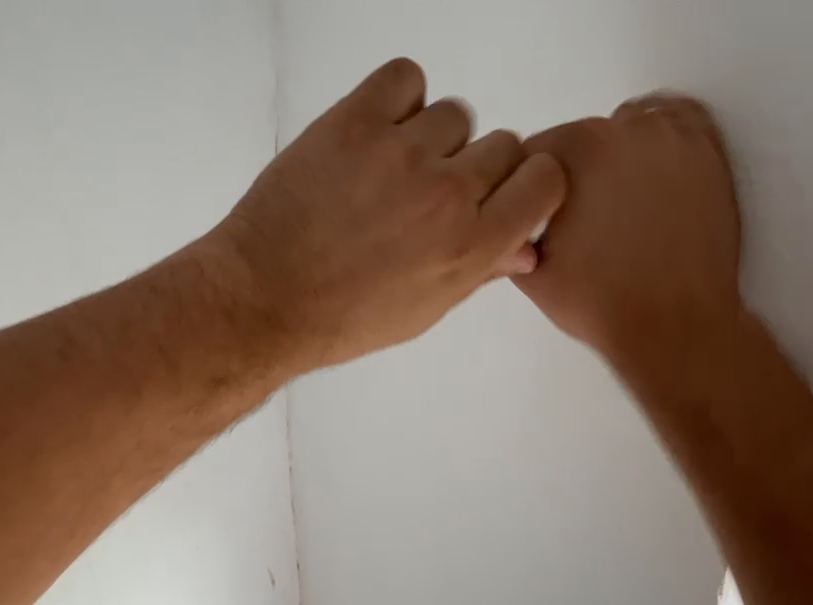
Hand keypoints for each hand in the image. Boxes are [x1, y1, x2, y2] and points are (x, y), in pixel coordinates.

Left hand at [196, 58, 567, 373]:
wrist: (267, 298)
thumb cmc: (345, 317)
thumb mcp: (424, 310)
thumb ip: (479, 270)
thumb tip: (524, 248)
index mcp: (471, 248)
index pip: (544, 180)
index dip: (529, 183)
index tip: (505, 192)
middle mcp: (447, 196)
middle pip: (503, 144)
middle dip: (477, 169)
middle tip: (431, 195)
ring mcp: (402, 154)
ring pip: (454, 114)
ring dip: (432, 138)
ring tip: (391, 172)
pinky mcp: (356, 121)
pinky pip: (407, 79)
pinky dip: (398, 100)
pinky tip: (376, 137)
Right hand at [515, 95, 743, 362]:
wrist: (672, 329)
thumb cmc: (604, 305)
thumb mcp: (532, 273)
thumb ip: (514, 227)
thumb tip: (512, 212)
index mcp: (580, 150)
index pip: (536, 153)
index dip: (530, 189)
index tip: (541, 216)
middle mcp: (630, 131)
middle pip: (583, 138)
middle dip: (576, 175)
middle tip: (582, 221)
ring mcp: (676, 140)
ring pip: (629, 129)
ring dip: (617, 158)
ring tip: (617, 206)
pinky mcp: (710, 155)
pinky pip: (678, 124)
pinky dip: (660, 143)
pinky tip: (649, 178)